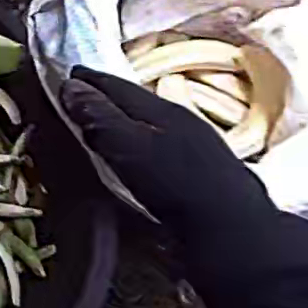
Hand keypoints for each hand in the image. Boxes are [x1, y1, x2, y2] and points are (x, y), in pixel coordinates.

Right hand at [59, 65, 274, 237]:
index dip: (90, 78)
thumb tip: (70, 86)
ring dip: (128, 116)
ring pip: (153, 119)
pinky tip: (145, 150)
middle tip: (84, 93)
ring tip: (109, 120)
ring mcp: (199, 144)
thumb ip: (97, 116)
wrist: (237, 233)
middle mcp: (181, 118)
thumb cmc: (172, 183)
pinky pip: (165, 139)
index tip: (70, 73)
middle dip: (109, 94)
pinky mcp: (209, 170)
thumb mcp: (125, 146)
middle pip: (136, 99)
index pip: (115, 84)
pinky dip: (146, 136)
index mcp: (159, 108)